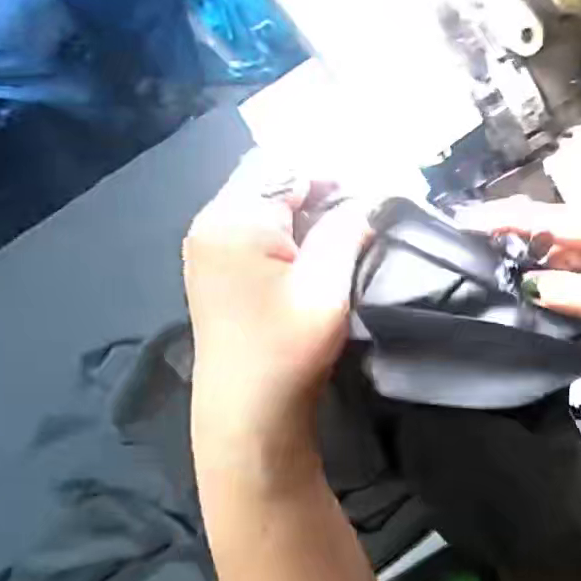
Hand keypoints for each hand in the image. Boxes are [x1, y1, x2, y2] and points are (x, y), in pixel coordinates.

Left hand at [183, 156, 371, 449]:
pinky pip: (254, 229)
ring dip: (304, 211)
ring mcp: (208, 246)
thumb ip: (345, 233)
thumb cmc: (286, 349)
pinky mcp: (216, 269)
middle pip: (269, 181)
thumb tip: (365, 201)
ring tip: (345, 232)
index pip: (285, 169)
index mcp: (233, 219)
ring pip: (262, 205)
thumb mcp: (325, 287)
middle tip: (362, 215)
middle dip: (318, 190)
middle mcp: (211, 222)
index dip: (332, 175)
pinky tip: (313, 252)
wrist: (247, 411)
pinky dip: (286, 231)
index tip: (372, 195)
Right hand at [461, 199, 580, 385]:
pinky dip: (557, 283)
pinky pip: (580, 279)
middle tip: (475, 242)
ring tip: (494, 263)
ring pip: (569, 258)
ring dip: (537, 262)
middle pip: (562, 234)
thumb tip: (527, 286)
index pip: (561, 220)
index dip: (516, 219)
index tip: (475, 217)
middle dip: (521, 237)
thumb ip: (572, 292)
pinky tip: (531, 286)